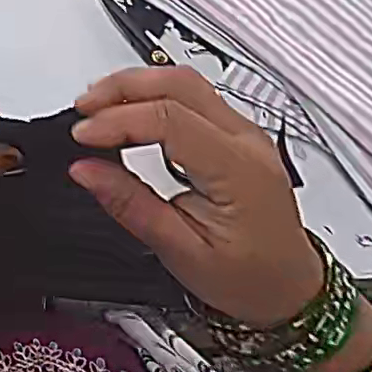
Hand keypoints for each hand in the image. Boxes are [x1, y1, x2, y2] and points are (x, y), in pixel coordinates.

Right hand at [69, 66, 320, 325]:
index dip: (119, 120)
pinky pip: (191, 96)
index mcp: (239, 169)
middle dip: (122, 87)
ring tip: (97, 107)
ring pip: (185, 81)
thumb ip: (130, 205)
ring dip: (135, 86)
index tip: (83, 135)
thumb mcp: (181, 251)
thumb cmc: (248, 278)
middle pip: (179, 83)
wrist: (289, 290)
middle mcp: (246, 140)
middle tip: (84, 109)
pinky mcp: (234, 134)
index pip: (170, 120)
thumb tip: (86, 170)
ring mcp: (244, 132)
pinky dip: (151, 95)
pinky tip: (126, 109)